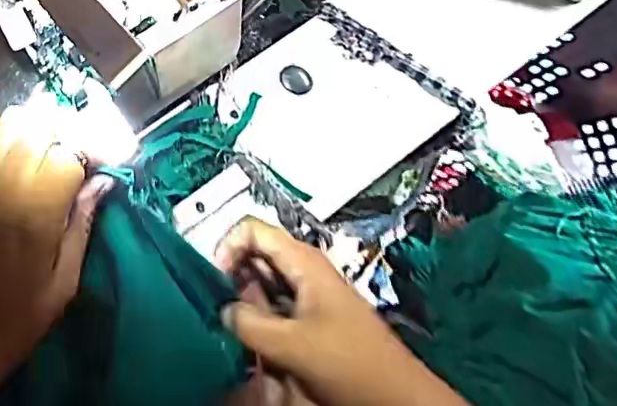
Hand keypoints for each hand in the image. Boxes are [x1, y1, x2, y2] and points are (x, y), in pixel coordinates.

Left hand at [0, 105, 113, 405]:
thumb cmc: (13, 316)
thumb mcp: (64, 279)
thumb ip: (84, 221)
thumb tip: (102, 181)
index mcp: (37, 203)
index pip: (73, 148)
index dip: (92, 152)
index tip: (102, 165)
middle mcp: (6, 176)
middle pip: (45, 122)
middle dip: (66, 135)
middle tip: (75, 160)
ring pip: (14, 117)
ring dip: (35, 129)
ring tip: (45, 155)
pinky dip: (3, 134)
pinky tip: (12, 157)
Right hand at [215, 219, 467, 405]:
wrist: (401, 399)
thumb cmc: (352, 363)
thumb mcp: (293, 344)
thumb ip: (251, 324)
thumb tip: (223, 311)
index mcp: (301, 258)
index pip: (250, 228)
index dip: (227, 247)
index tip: (215, 280)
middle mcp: (303, 267)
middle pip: (255, 256)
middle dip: (236, 281)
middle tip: (227, 314)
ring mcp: (310, 293)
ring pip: (264, 286)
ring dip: (249, 307)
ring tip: (243, 335)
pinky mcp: (314, 319)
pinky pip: (276, 309)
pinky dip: (263, 323)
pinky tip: (262, 349)